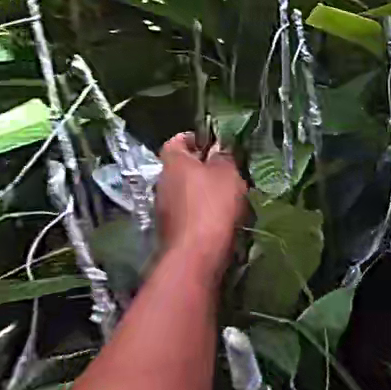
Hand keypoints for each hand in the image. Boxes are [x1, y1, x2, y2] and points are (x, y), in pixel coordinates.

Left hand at [156, 133, 247, 270]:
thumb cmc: (213, 203)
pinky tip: (219, 214)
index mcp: (174, 163)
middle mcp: (162, 181)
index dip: (193, 138)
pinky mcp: (170, 226)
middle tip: (226, 167)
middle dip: (201, 165)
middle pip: (180, 166)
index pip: (176, 141)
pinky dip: (200, 207)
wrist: (197, 251)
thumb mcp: (228, 173)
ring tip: (227, 192)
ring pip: (183, 188)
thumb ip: (223, 157)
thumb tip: (218, 150)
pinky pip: (186, 208)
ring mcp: (163, 206)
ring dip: (201, 188)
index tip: (213, 142)